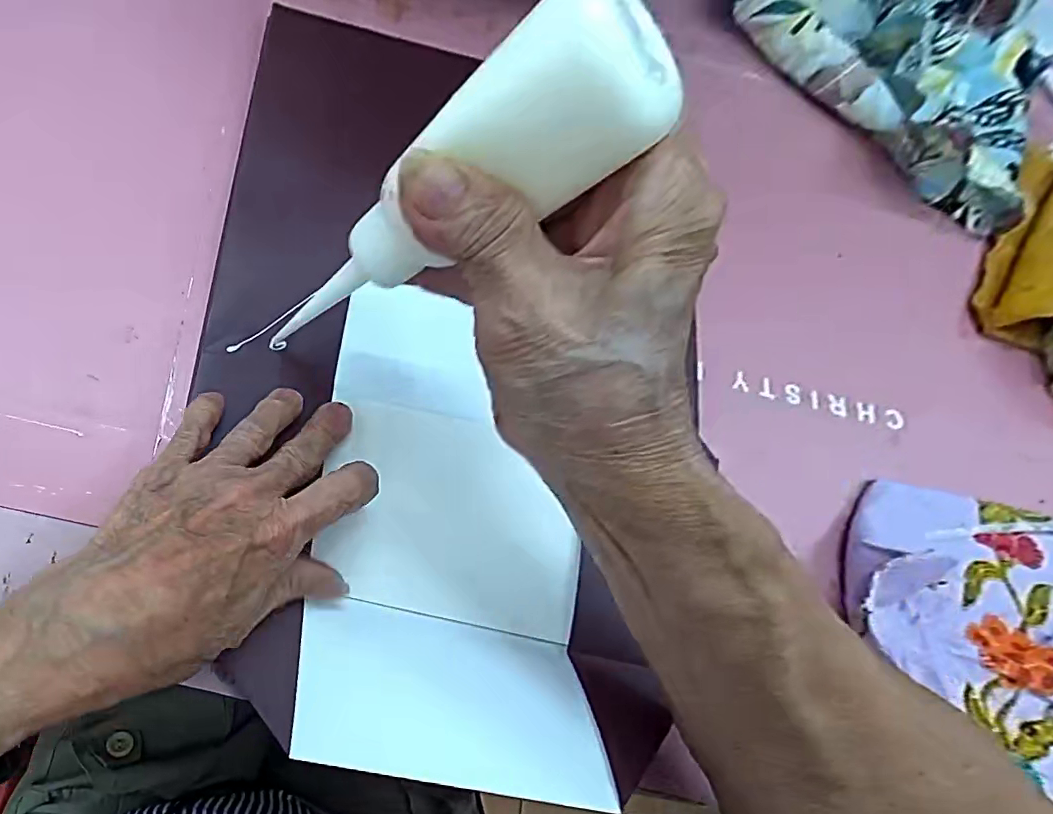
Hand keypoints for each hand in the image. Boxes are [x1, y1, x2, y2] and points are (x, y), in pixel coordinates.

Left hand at [0, 389, 377, 757]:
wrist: (108, 612)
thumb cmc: (176, 630)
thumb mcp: (242, 618)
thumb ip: (286, 588)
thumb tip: (328, 580)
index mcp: (280, 534)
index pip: (340, 494)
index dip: (358, 482)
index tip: (362, 478)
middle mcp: (252, 494)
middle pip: (302, 449)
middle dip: (326, 430)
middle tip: (339, 414)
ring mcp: (208, 475)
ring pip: (255, 428)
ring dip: (277, 410)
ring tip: (290, 399)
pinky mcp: (166, 469)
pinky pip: (193, 429)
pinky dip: (207, 411)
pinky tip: (214, 401)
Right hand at [393, 136, 724, 489]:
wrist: (591, 461)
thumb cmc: (589, 391)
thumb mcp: (532, 305)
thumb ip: (481, 236)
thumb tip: (423, 175)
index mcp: (657, 198)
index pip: (610, 110)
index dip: (547, 102)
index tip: (482, 110)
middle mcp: (627, 212)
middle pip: (556, 150)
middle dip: (488, 155)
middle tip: (429, 160)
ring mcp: (583, 249)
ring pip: (519, 197)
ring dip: (462, 202)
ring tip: (406, 205)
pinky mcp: (545, 281)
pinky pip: (497, 243)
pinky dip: (455, 245)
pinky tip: (411, 249)